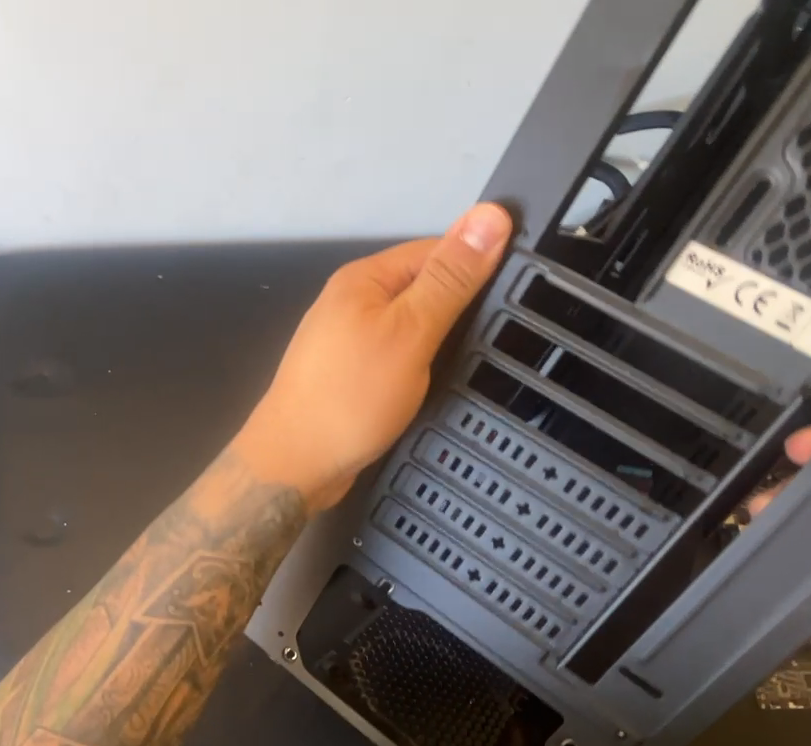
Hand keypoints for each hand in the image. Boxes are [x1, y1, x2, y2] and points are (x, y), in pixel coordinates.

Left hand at [231, 203, 512, 509]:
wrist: (294, 466)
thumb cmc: (350, 397)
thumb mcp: (410, 332)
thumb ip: (450, 279)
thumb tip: (491, 214)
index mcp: (363, 279)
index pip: (435, 251)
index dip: (476, 268)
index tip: (516, 293)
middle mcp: (350, 304)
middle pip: (421, 290)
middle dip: (459, 309)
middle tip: (499, 337)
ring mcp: (345, 343)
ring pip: (409, 329)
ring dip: (439, 344)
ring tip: (472, 364)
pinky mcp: (347, 378)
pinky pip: (394, 360)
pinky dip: (417, 370)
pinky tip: (434, 387)